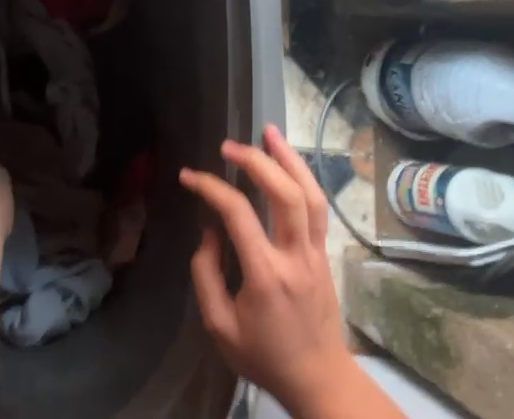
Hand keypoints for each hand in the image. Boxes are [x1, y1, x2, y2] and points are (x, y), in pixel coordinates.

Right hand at [179, 124, 350, 418]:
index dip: (210, 187)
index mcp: (266, 275)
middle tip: (229, 145)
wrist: (320, 380)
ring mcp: (317, 254)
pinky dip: (304, 178)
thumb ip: (207, 274)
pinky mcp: (325, 255)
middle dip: (258, 161)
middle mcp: (296, 257)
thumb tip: (210, 231)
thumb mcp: (219, 326)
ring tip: (270, 132)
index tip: (188, 177)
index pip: (238, 214)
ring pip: (311, 195)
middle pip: (286, 194)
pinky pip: (318, 207)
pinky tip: (289, 162)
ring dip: (291, 159)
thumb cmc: (264, 356)